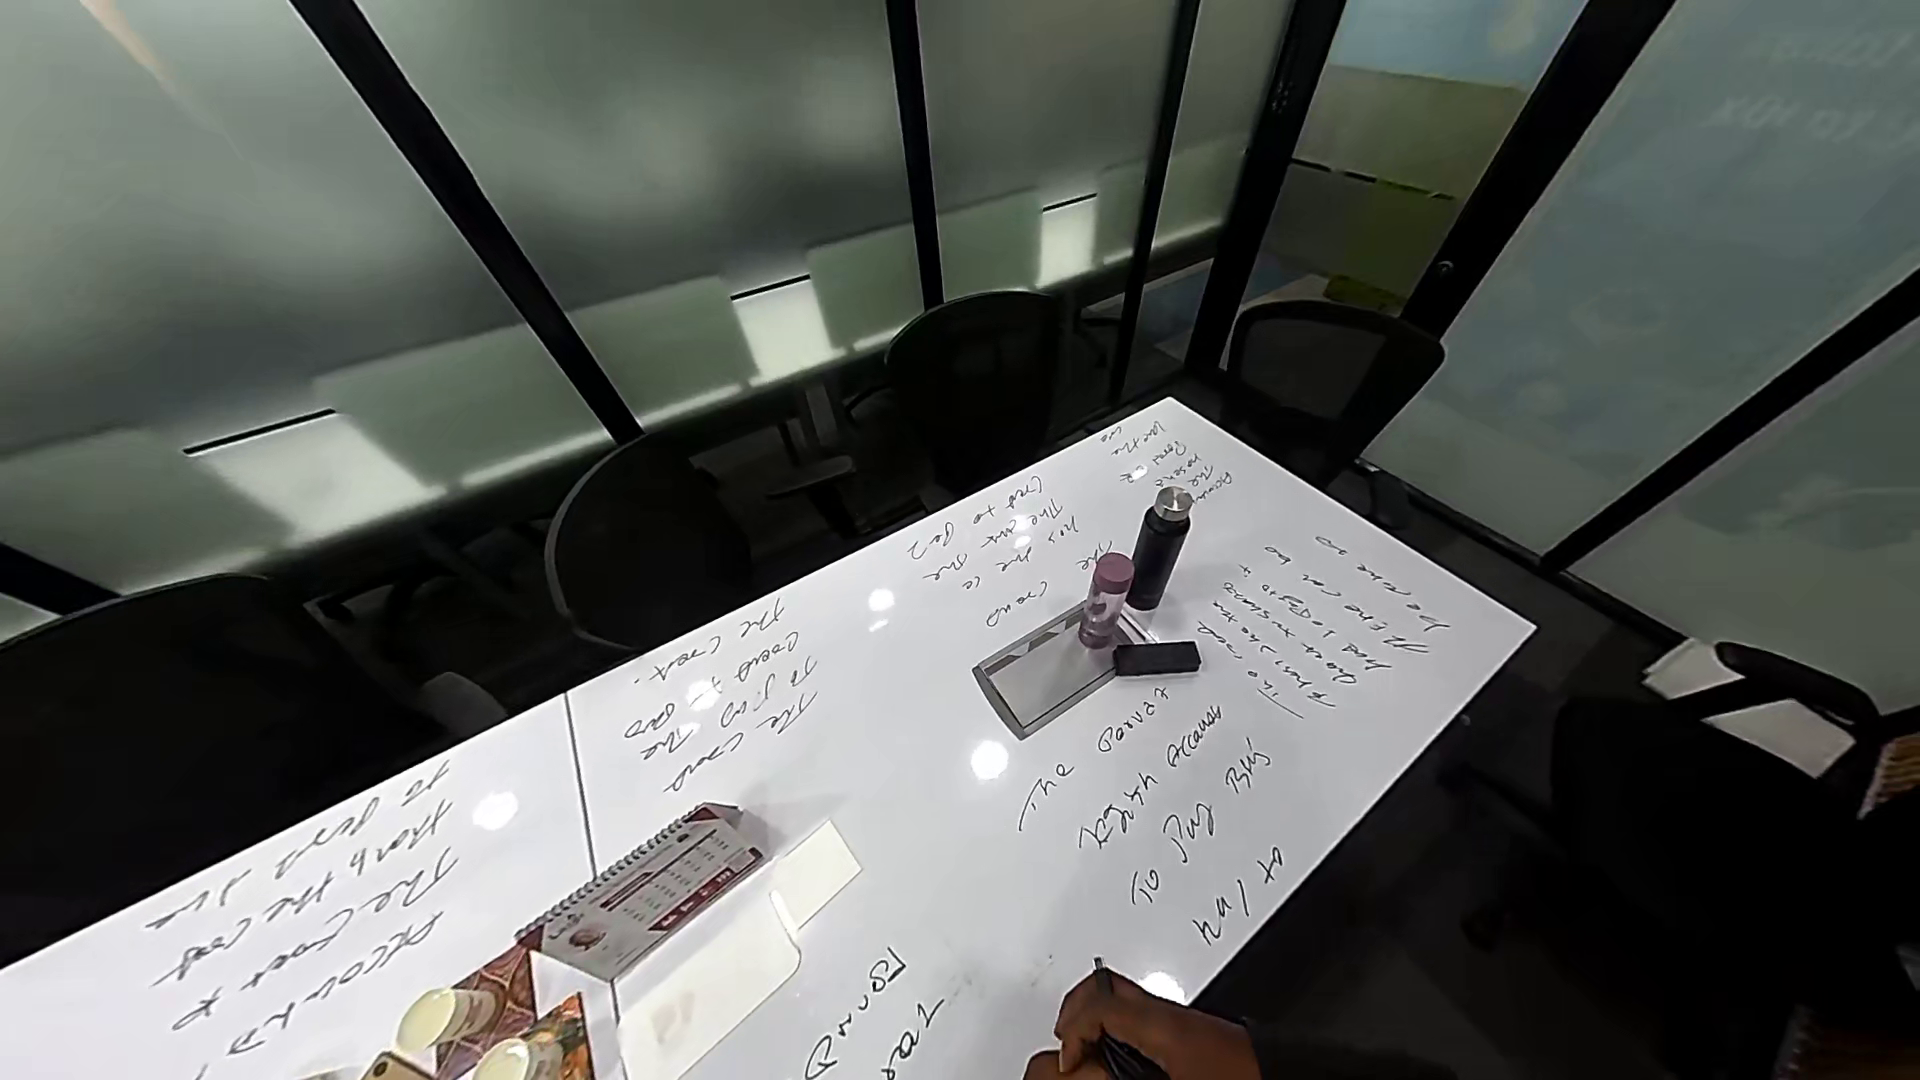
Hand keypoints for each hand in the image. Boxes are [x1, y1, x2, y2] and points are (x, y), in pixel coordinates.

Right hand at [1037, 969, 1259, 1079]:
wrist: (1286, 1077)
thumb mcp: (1172, 1079)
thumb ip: (1123, 1071)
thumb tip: (1084, 1065)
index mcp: (1162, 1024)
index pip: (1099, 1003)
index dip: (1073, 1029)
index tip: (1067, 1061)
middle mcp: (1168, 1012)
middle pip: (1107, 984)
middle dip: (1078, 1005)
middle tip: (1066, 1037)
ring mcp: (1180, 1019)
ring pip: (1123, 995)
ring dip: (1098, 1011)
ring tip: (1085, 1044)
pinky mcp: (1190, 1032)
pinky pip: (1140, 1011)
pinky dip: (1119, 1023)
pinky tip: (1121, 1053)